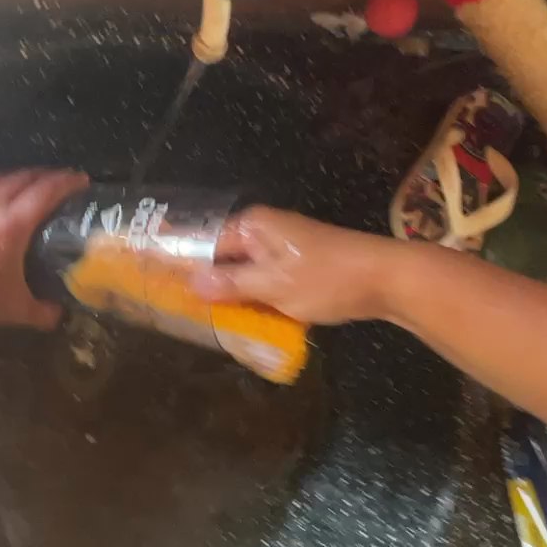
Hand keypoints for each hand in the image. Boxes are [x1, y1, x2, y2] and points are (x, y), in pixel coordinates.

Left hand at [0, 169, 89, 328]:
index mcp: (13, 225)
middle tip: (61, 181)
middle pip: (24, 178)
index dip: (67, 182)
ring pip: (0, 179)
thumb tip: (59, 314)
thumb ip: (44, 312)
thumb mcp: (18, 309)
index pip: (46, 192)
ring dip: (20, 177)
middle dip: (47, 176)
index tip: (82, 180)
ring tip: (31, 184)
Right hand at [188, 206, 392, 324]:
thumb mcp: (273, 285)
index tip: (159, 284)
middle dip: (207, 284)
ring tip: (209, 319)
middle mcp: (264, 231)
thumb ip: (230, 285)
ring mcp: (283, 247)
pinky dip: (256, 298)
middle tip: (182, 311)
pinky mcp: (299, 265)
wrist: (387, 279)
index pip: (204, 244)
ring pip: (244, 272)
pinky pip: (265, 281)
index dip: (182, 265)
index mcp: (253, 226)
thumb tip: (189, 284)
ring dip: (233, 295)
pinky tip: (248, 318)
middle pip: (223, 258)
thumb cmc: (325, 278)